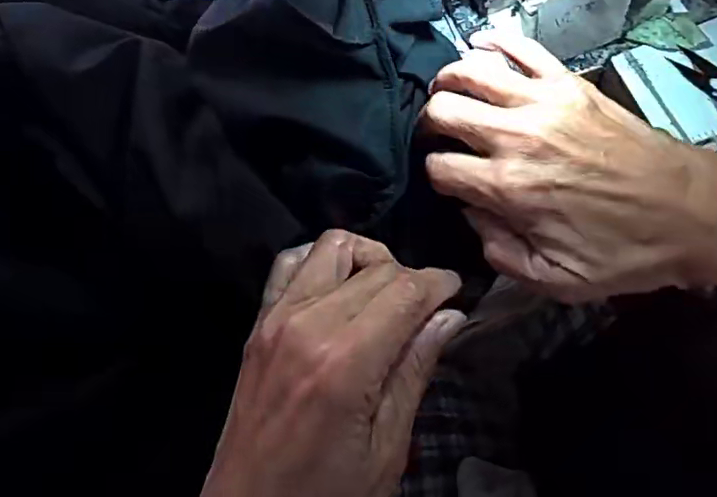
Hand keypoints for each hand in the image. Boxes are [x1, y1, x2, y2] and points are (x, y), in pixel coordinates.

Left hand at [202, 230, 464, 496]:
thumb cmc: (325, 494)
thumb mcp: (385, 452)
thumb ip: (414, 372)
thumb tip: (449, 316)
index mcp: (345, 360)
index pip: (404, 290)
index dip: (438, 282)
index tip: (456, 289)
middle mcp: (310, 321)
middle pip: (375, 266)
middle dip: (410, 276)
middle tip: (426, 306)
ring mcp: (279, 314)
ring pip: (334, 245)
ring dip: (367, 258)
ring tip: (384, 292)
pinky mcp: (259, 318)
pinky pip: (292, 260)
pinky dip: (321, 259)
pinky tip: (338, 286)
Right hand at [420, 30, 716, 301]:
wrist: (690, 208)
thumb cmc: (626, 248)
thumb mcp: (561, 280)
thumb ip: (501, 253)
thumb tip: (470, 215)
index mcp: (509, 187)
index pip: (439, 168)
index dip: (434, 175)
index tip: (447, 180)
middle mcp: (515, 136)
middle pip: (443, 110)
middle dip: (429, 122)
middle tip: (437, 132)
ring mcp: (541, 101)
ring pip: (471, 70)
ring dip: (449, 78)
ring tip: (448, 90)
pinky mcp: (567, 81)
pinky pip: (521, 47)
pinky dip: (494, 41)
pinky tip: (480, 45)